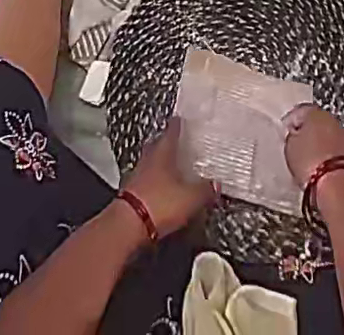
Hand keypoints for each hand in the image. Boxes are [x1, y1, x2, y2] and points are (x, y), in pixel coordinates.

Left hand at [121, 119, 215, 236]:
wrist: (127, 225)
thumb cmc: (160, 203)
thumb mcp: (190, 198)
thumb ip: (204, 190)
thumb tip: (216, 183)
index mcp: (163, 152)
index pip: (171, 132)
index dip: (177, 125)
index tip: (180, 118)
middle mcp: (149, 159)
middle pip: (157, 145)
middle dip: (166, 143)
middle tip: (176, 142)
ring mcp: (137, 175)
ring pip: (150, 162)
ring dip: (159, 163)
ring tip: (171, 168)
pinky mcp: (130, 193)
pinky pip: (145, 180)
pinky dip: (153, 182)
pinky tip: (161, 190)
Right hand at [282, 103, 343, 183]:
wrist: (337, 185)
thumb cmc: (310, 162)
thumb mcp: (289, 147)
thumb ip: (291, 136)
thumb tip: (295, 136)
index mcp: (315, 112)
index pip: (300, 111)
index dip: (291, 122)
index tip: (285, 133)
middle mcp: (333, 120)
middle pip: (317, 123)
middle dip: (308, 133)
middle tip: (297, 146)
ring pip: (329, 137)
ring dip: (321, 145)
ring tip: (309, 161)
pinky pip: (337, 152)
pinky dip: (330, 157)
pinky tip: (322, 169)